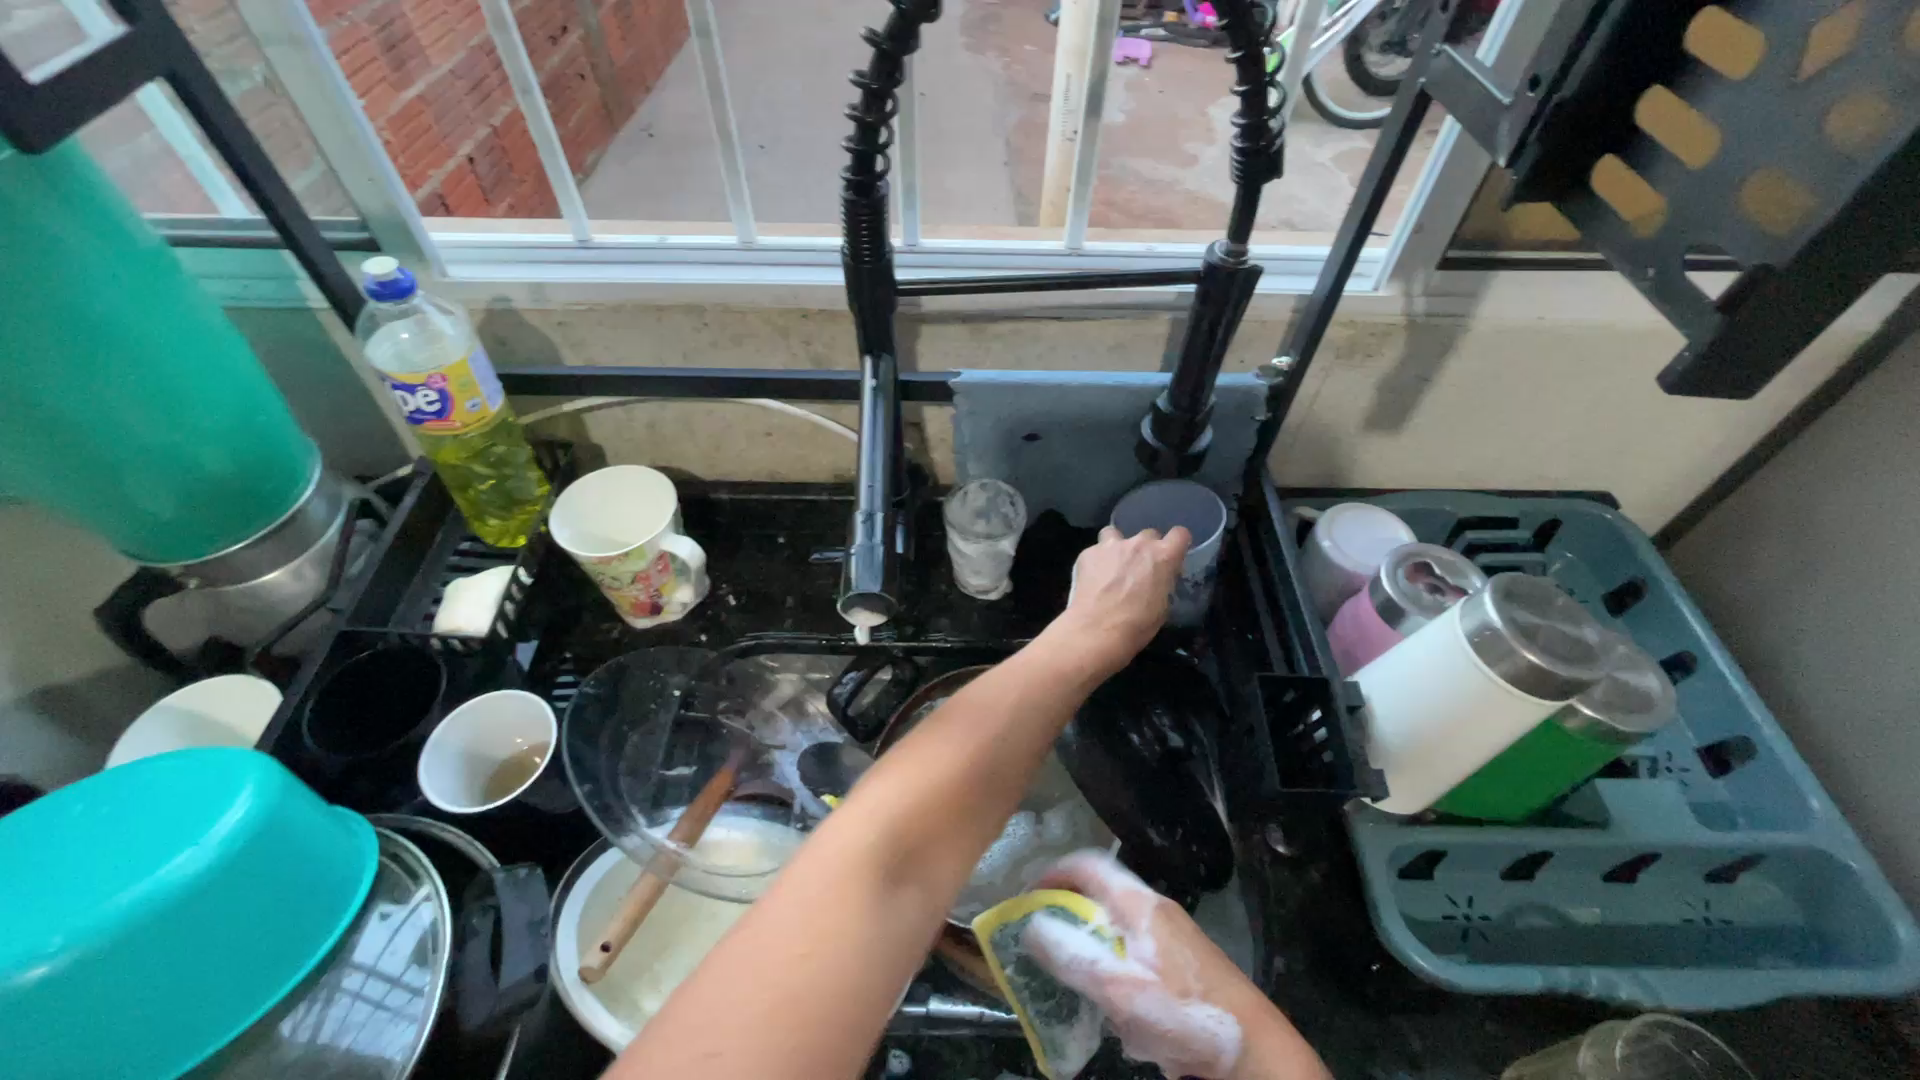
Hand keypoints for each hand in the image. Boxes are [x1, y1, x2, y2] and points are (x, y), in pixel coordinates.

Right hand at [1023, 851, 1329, 1079]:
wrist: (1253, 1049)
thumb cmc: (1184, 1013)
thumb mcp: (1120, 990)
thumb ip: (1073, 956)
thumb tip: (1031, 924)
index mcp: (1140, 905)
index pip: (1089, 864)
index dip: (1053, 873)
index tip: (1026, 897)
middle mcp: (1156, 910)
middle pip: (1100, 896)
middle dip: (1066, 917)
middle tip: (1040, 944)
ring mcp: (1171, 936)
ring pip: (1115, 928)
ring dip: (1089, 948)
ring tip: (1072, 982)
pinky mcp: (1181, 963)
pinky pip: (1133, 953)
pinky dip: (1112, 970)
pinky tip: (1114, 1009)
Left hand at [1048, 525, 1189, 677]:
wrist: (1098, 630)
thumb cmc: (1138, 624)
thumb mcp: (1163, 605)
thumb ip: (1162, 581)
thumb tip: (1157, 578)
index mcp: (1163, 556)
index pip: (1180, 534)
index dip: (1176, 543)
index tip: (1171, 555)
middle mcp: (1139, 544)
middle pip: (1148, 535)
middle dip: (1145, 549)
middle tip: (1138, 569)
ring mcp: (1111, 545)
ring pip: (1116, 534)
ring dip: (1117, 547)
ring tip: (1111, 566)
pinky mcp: (1087, 553)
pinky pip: (1095, 551)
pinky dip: (1096, 561)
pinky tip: (1092, 579)